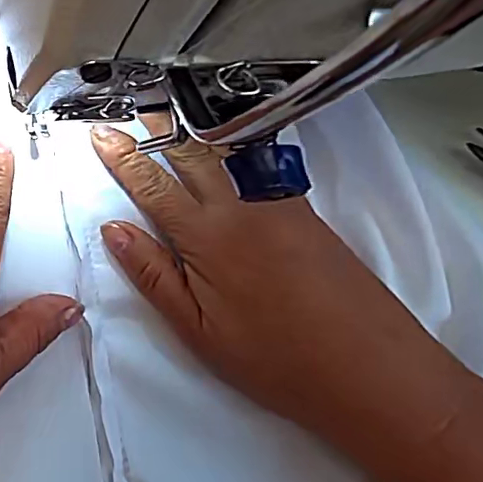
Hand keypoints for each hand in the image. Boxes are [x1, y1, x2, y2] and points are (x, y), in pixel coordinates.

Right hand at [89, 125, 475, 451]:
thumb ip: (152, 274)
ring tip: (173, 113)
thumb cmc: (281, 363)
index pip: (151, 185)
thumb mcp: (199, 330)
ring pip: (226, 153)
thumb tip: (114, 230)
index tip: (101, 134)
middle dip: (158, 125)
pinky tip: (227, 148)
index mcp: (208, 238)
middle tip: (136, 103)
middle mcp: (241, 210)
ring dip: (195, 128)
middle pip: (190, 153)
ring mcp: (278, 207)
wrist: (381, 378)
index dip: (122, 157)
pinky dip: (233, 147)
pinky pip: (259, 166)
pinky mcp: (306, 214)